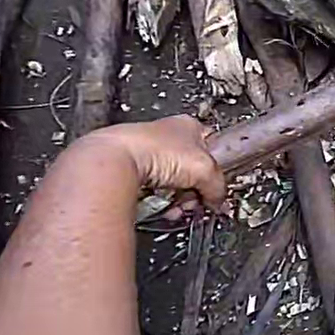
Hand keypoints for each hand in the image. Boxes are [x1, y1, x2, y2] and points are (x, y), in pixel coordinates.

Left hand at [82, 116, 225, 210]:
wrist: (115, 162)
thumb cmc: (157, 151)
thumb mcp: (206, 170)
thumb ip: (218, 187)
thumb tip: (218, 201)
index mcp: (189, 125)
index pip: (212, 150)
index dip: (215, 171)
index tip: (214, 188)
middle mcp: (168, 136)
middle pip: (192, 171)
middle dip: (195, 191)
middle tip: (194, 202)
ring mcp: (149, 153)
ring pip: (173, 184)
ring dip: (178, 201)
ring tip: (176, 208)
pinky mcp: (131, 170)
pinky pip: (154, 192)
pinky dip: (160, 203)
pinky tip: (161, 209)